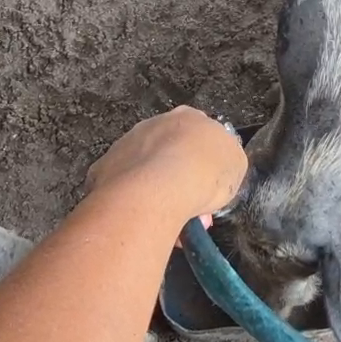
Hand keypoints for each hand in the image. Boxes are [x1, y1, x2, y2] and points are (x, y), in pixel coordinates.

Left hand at [87, 107, 247, 222]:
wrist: (155, 191)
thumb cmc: (202, 174)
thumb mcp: (236, 165)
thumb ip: (227, 160)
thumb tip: (220, 166)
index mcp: (189, 117)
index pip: (201, 138)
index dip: (207, 166)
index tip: (210, 189)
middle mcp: (155, 124)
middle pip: (172, 154)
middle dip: (182, 182)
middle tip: (192, 210)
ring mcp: (126, 144)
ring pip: (147, 172)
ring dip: (159, 194)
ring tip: (170, 223)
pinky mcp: (104, 168)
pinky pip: (124, 188)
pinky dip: (134, 202)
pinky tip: (144, 219)